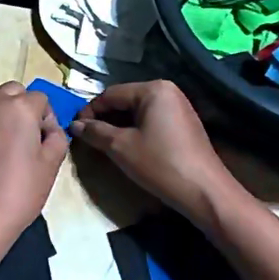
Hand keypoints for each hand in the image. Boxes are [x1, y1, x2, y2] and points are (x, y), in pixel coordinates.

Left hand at [0, 82, 67, 278]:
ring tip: (4, 138)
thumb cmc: (20, 191)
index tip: (46, 140)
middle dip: (23, 105)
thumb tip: (50, 130)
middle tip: (27, 135)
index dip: (47, 117)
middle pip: (12, 91)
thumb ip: (57, 137)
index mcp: (20, 107)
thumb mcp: (52, 164)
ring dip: (0, 110)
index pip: (41, 98)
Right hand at [72, 80, 240, 226]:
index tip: (75, 129)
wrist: (203, 190)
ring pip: (138, 112)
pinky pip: (152, 120)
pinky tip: (127, 148)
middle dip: (105, 118)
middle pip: (126, 100)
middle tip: (88, 138)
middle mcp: (168, 91)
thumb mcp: (121, 147)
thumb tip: (75, 125)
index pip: (111, 94)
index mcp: (153, 89)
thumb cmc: (160, 164)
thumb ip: (96, 132)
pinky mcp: (184, 124)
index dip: (90, 111)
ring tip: (104, 145)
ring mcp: (179, 107)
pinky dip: (136, 131)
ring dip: (119, 126)